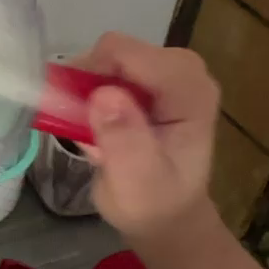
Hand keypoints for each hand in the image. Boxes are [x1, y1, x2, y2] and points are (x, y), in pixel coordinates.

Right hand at [72, 34, 221, 245]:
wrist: (166, 217)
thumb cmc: (154, 205)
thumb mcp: (137, 186)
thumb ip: (125, 143)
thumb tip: (104, 95)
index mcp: (191, 92)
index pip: (130, 55)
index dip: (94, 75)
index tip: (77, 111)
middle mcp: (185, 72)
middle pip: (118, 50)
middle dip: (90, 80)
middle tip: (80, 121)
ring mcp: (169, 72)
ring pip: (108, 55)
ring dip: (88, 85)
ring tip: (88, 125)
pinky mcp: (152, 76)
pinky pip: (108, 64)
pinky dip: (92, 87)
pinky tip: (95, 118)